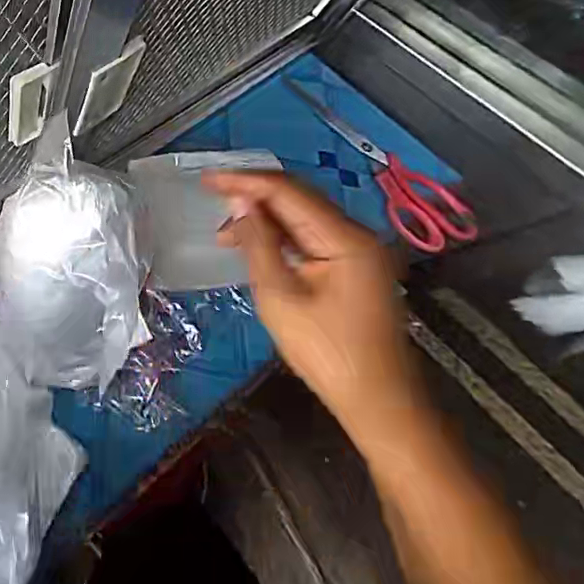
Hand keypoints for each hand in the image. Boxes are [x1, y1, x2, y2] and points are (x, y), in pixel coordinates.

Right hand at [202, 171, 427, 445]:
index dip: (244, 181)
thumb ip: (258, 242)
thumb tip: (239, 202)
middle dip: (252, 194)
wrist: (378, 403)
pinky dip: (278, 234)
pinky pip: (309, 235)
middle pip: (297, 197)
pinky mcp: (352, 266)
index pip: (287, 192)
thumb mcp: (279, 295)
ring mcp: (357, 251)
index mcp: (345, 239)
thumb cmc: (326, 352)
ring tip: (225, 232)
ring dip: (262, 216)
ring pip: (301, 215)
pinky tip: (254, 244)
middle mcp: (356, 235)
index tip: (206, 179)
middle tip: (211, 195)